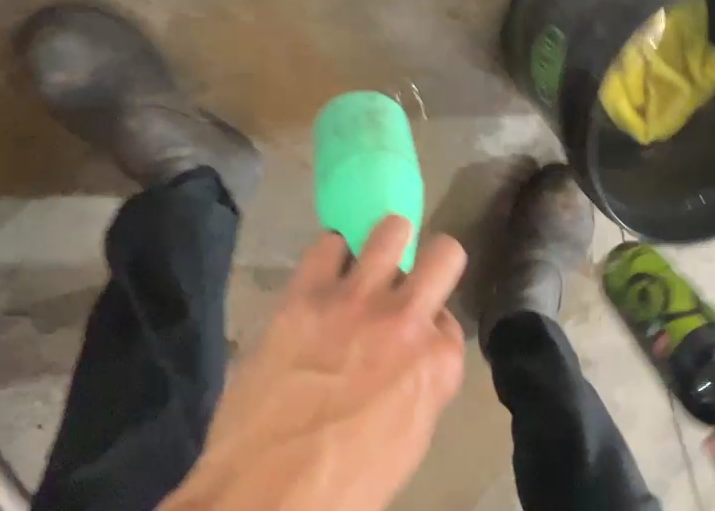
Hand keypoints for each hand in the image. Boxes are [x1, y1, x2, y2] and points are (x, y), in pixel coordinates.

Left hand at [164, 217, 467, 510]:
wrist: (264, 497)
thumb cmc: (344, 485)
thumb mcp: (408, 442)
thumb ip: (421, 386)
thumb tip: (411, 361)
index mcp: (438, 363)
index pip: (450, 318)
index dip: (430, 325)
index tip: (411, 335)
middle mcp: (407, 319)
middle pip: (443, 254)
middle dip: (431, 261)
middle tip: (405, 278)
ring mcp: (357, 301)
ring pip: (390, 230)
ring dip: (384, 242)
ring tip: (364, 260)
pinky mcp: (306, 295)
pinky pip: (327, 244)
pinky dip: (330, 252)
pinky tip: (323, 271)